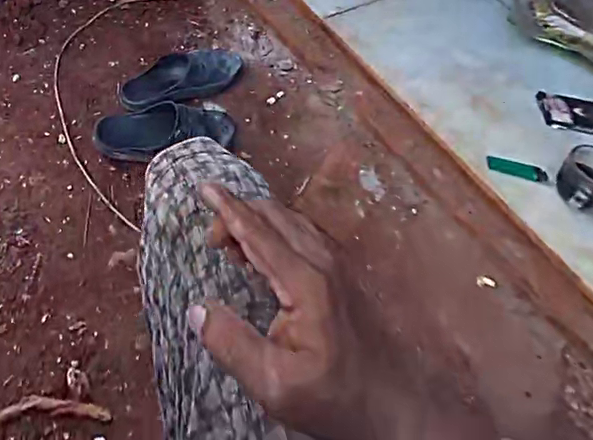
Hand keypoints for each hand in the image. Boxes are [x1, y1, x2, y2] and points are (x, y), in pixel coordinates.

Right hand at [189, 184, 444, 439]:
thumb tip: (197, 309)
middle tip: (213, 240)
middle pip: (271, 213)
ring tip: (232, 245)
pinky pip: (299, 228)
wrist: (395, 406)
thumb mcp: (275, 385)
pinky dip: (273, 227)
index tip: (204, 187)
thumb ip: (232, 345)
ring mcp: (335, 260)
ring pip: (287, 217)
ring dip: (255, 219)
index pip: (257, 230)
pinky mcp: (341, 267)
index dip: (227, 207)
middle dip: (236, 213)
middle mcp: (321, 259)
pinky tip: (263, 249)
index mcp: (305, 280)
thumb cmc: (334, 397)